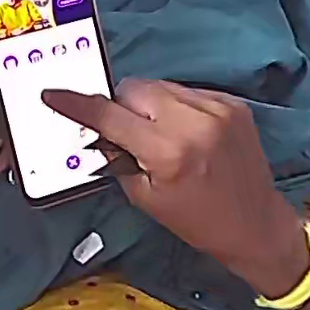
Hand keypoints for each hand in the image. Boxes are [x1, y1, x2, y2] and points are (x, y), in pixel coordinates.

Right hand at [44, 79, 307, 292]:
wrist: (257, 225)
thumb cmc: (196, 220)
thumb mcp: (144, 196)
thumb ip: (116, 157)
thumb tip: (96, 130)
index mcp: (169, 152)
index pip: (109, 116)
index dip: (76, 104)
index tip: (52, 94)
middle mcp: (194, 121)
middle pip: (133, 88)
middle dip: (119, 106)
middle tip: (123, 132)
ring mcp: (217, 107)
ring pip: (158, 85)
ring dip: (146, 103)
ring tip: (155, 132)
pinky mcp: (232, 103)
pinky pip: (184, 90)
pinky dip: (172, 105)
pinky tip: (181, 130)